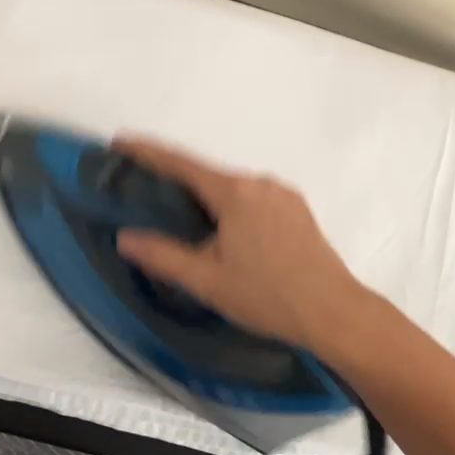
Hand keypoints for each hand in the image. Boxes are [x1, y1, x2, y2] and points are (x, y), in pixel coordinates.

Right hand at [113, 137, 374, 354]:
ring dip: (204, 198)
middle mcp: (260, 184)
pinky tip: (223, 233)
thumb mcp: (205, 280)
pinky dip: (228, 208)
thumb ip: (162, 255)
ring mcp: (283, 196)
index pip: (181, 164)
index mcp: (235, 193)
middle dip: (175, 180)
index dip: (147, 151)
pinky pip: (252, 200)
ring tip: (182, 220)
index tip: (120, 140)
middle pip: (207, 175)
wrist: (334, 313)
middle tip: (145, 192)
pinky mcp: (297, 212)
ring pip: (231, 189)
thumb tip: (125, 238)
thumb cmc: (266, 295)